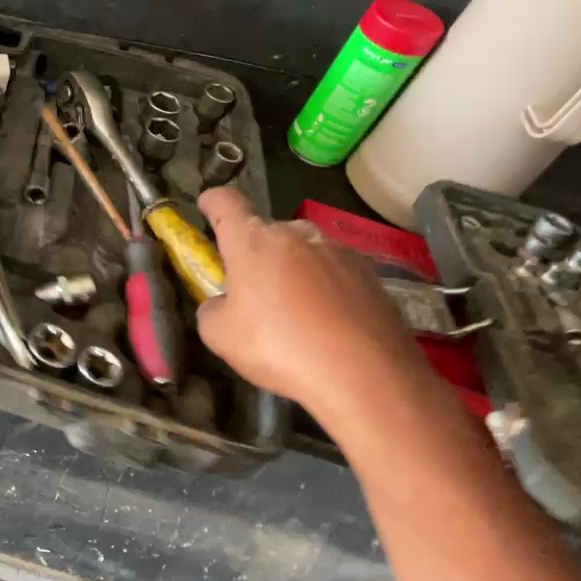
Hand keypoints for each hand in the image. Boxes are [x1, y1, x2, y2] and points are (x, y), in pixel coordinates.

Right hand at [195, 187, 427, 419]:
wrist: (368, 378)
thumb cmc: (280, 348)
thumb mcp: (219, 336)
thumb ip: (212, 308)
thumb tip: (223, 304)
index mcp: (252, 240)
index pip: (225, 201)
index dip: (212, 202)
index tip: (207, 208)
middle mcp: (296, 234)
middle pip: (267, 233)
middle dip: (257, 254)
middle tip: (255, 293)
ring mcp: (339, 252)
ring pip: (304, 253)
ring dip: (294, 272)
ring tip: (299, 316)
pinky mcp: (373, 276)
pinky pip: (336, 274)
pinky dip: (327, 290)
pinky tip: (332, 326)